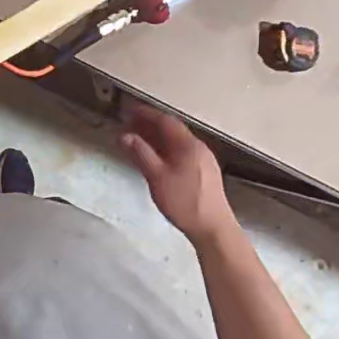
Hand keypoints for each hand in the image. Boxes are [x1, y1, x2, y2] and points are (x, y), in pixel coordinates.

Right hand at [119, 104, 239, 244]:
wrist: (213, 228)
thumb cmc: (184, 202)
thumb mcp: (157, 177)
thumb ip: (141, 154)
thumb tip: (125, 136)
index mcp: (189, 144)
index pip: (165, 121)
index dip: (146, 114)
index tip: (130, 110)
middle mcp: (199, 147)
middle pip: (172, 130)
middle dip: (150, 125)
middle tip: (130, 124)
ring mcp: (204, 160)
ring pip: (177, 143)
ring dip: (158, 139)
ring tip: (139, 140)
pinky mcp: (205, 173)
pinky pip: (182, 153)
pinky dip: (166, 150)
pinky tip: (157, 159)